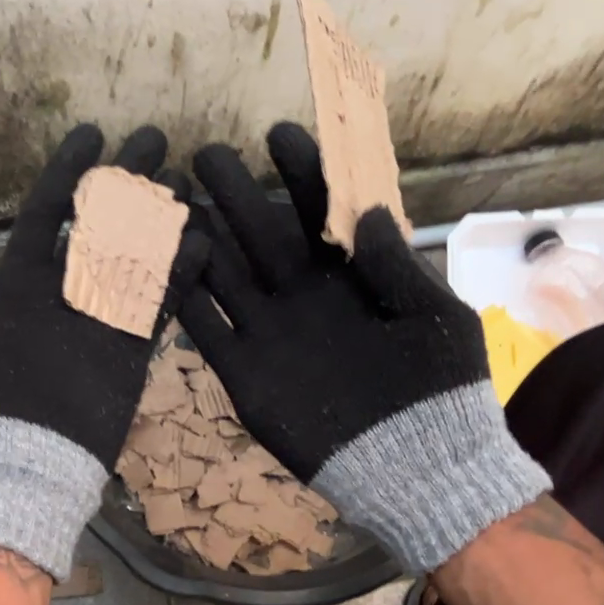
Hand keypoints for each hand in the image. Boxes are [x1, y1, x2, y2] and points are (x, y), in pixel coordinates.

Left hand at [0, 125, 205, 578]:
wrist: (18, 468)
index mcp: (20, 281)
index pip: (48, 212)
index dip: (68, 172)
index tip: (91, 133)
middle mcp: (64, 291)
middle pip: (100, 222)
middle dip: (126, 181)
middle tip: (155, 140)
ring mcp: (98, 320)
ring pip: (135, 256)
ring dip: (158, 220)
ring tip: (185, 183)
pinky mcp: (127, 350)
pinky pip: (156, 304)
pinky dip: (177, 276)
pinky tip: (200, 245)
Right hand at [178, 123, 548, 572]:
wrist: (417, 470)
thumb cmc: (439, 391)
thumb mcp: (434, 319)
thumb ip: (397, 267)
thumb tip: (372, 208)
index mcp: (351, 275)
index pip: (321, 211)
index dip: (301, 173)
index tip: (278, 134)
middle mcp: (303, 295)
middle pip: (260, 233)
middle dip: (234, 192)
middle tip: (208, 155)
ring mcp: (270, 332)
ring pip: (224, 274)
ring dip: (199, 239)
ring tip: (171, 202)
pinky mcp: (244, 372)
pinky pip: (205, 330)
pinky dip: (183, 299)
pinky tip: (164, 267)